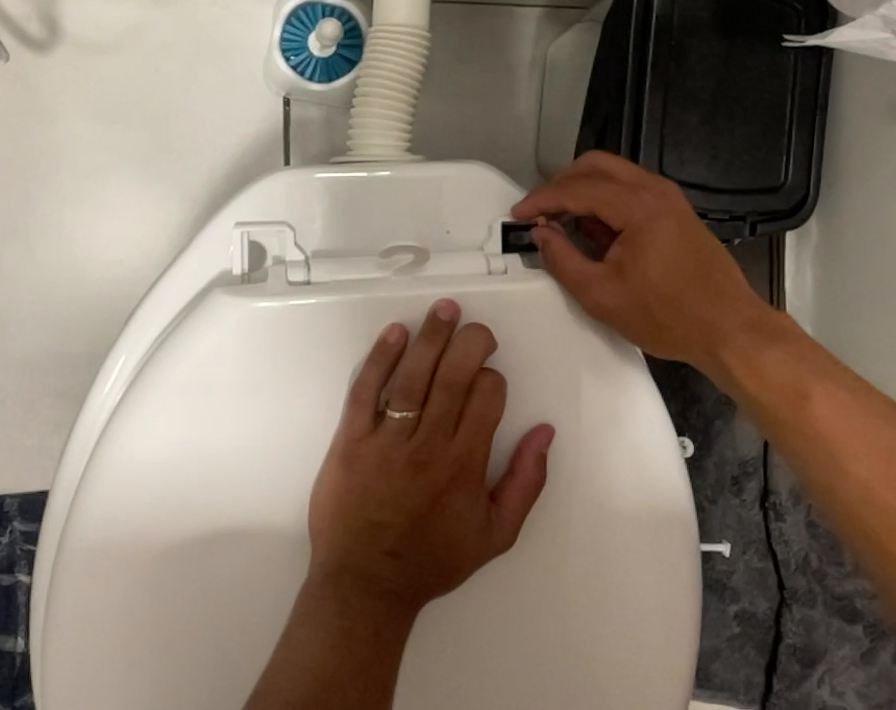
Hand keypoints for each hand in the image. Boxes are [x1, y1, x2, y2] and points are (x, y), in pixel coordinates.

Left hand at [305, 299, 554, 619]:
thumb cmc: (433, 559)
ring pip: (413, 374)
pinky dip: (380, 358)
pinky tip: (394, 333)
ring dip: (431, 336)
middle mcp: (428, 444)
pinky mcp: (351, 440)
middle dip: (470, 341)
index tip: (489, 376)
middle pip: (454, 375)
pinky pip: (366, 390)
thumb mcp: (497, 534)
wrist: (365, 586)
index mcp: (465, 464)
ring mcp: (386, 439)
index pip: (487, 396)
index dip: (493, 376)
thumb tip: (544, 432)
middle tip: (476, 327)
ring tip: (444, 309)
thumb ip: (526, 482)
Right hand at [513, 152, 781, 374]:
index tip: (519, 214)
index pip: (577, 188)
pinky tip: (593, 231)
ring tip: (561, 224)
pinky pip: (630, 191)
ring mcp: (669, 198)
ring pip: (614, 175)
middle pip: (595, 166)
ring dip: (583, 191)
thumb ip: (563, 259)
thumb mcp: (602, 295)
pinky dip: (605, 201)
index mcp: (639, 205)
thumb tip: (542, 234)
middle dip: (561, 185)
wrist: (729, 328)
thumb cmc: (669, 316)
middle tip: (539, 213)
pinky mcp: (676, 212)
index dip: (541, 199)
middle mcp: (656, 190)